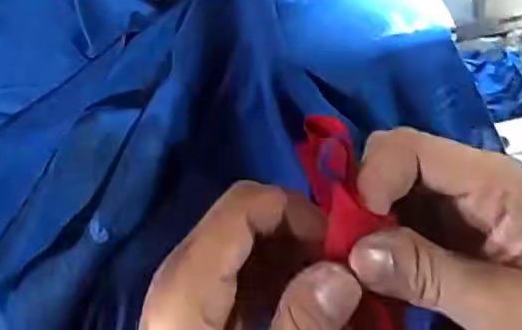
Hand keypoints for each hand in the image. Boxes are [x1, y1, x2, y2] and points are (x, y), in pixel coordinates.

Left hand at [141, 181, 364, 329]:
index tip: (340, 246)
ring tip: (331, 287)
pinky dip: (272, 276)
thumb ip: (301, 325)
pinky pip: (235, 272)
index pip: (244, 204)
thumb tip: (341, 272)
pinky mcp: (190, 312)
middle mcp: (179, 272)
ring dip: (288, 252)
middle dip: (297, 230)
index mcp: (187, 282)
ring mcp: (182, 291)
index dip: (295, 210)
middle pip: (242, 215)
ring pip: (241, 241)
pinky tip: (302, 305)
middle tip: (342, 267)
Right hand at [346, 129, 521, 329]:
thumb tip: (355, 247)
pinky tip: (380, 281)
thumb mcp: (508, 312)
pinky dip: (391, 249)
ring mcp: (471, 212)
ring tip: (355, 271)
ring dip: (374, 227)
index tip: (351, 231)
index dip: (374, 175)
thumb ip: (431, 274)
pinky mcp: (467, 243)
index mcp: (494, 179)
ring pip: (402, 197)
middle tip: (346, 255)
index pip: (413, 147)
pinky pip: (414, 229)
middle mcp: (477, 183)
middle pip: (402, 165)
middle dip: (368, 200)